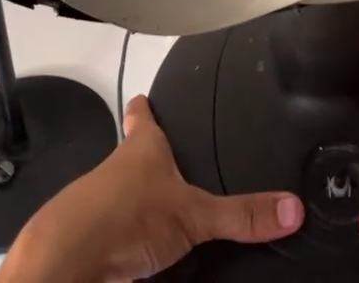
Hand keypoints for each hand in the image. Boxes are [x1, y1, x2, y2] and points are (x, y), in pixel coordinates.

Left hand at [0, 96, 304, 282]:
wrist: (67, 262)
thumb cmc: (123, 216)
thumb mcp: (194, 215)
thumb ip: (242, 215)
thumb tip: (291, 208)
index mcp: (142, 148)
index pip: (143, 115)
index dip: (146, 106)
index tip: (146, 96)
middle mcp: (118, 170)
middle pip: (133, 155)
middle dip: (150, 160)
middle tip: (172, 160)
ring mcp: (102, 205)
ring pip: (124, 197)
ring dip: (141, 203)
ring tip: (166, 211)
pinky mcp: (96, 241)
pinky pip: (119, 236)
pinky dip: (133, 242)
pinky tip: (148, 253)